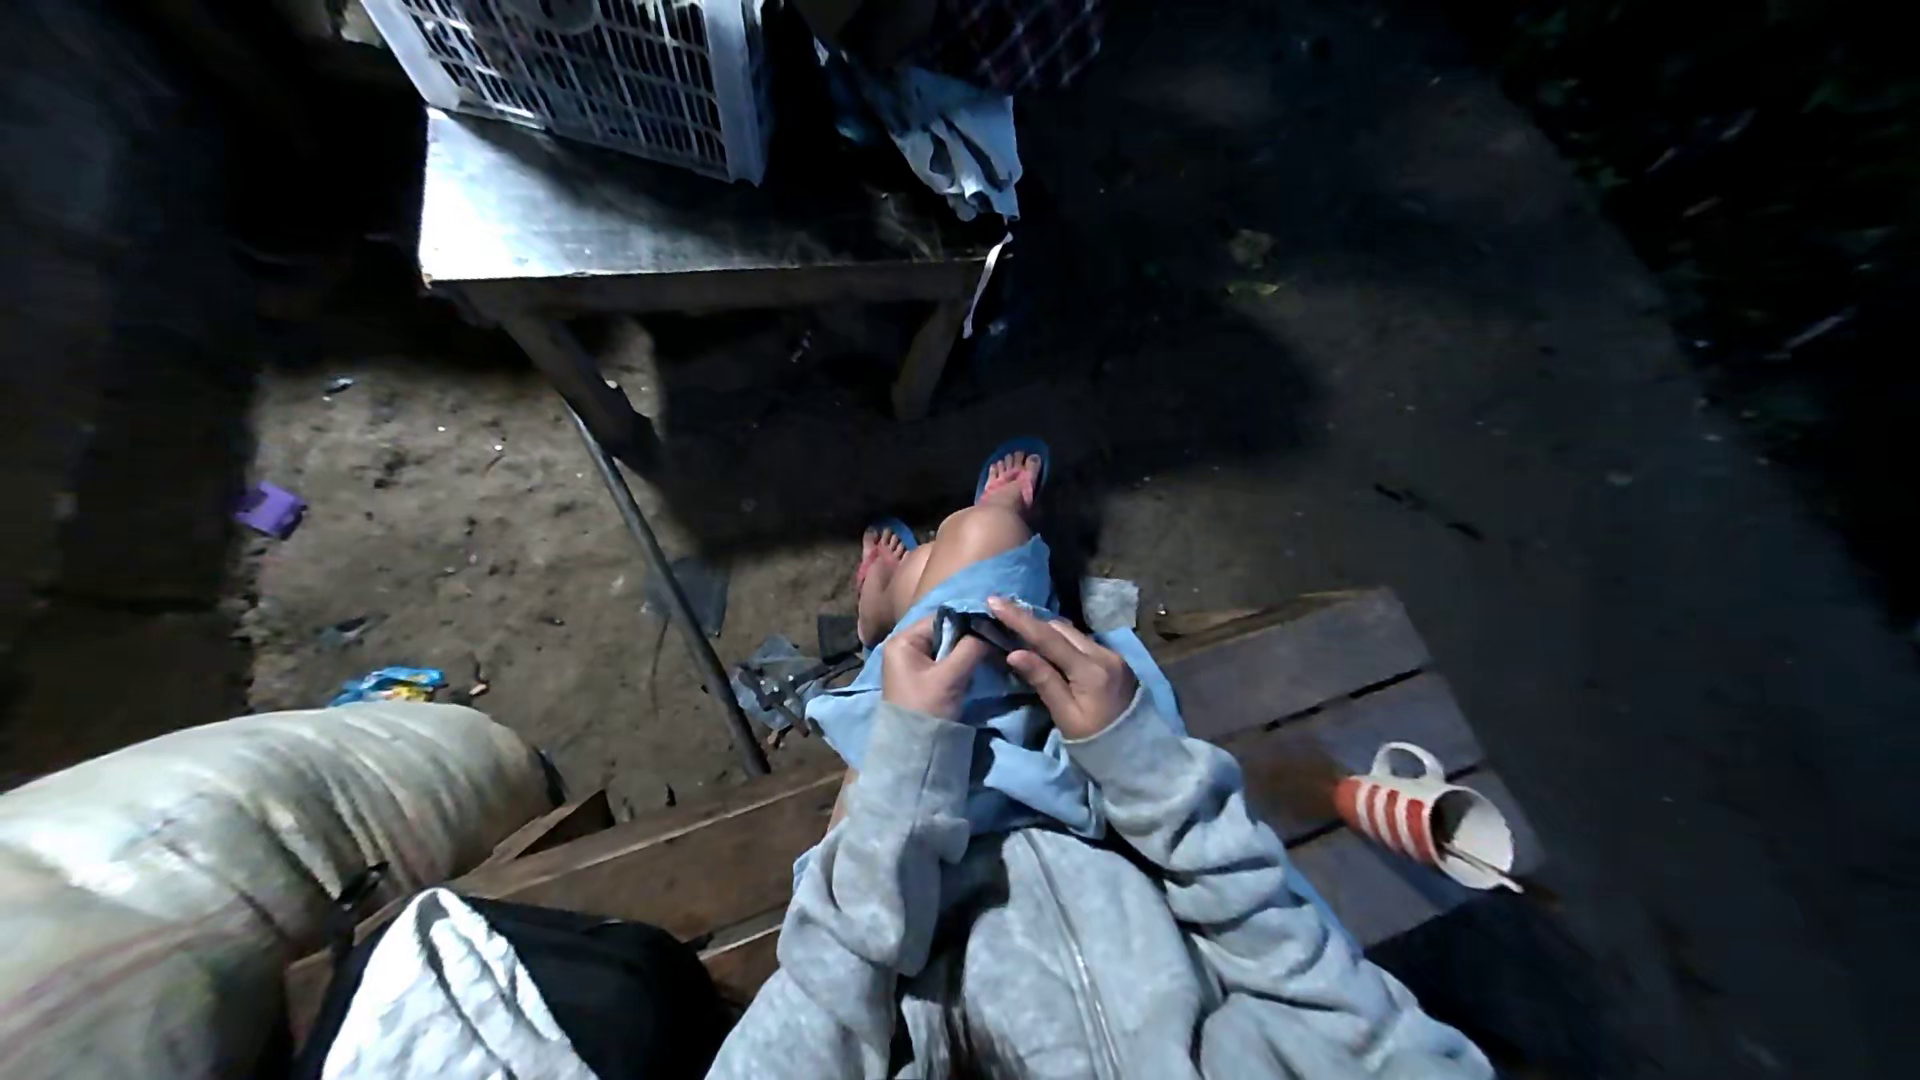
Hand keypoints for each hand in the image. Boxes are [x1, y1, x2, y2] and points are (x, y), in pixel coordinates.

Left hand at [882, 615, 993, 718]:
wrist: (913, 752)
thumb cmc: (926, 709)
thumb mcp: (949, 677)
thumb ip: (970, 648)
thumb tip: (990, 630)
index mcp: (904, 641)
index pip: (941, 618)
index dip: (968, 618)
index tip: (995, 623)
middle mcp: (906, 646)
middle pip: (945, 631)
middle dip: (970, 635)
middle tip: (997, 638)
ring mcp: (914, 663)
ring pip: (948, 646)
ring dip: (969, 649)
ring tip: (993, 650)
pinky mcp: (924, 678)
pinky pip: (947, 661)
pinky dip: (963, 662)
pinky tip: (981, 663)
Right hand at [988, 596, 1137, 738]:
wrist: (1137, 754)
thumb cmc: (1096, 742)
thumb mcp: (1066, 715)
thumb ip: (1043, 680)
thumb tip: (1015, 653)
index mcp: (1090, 670)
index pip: (1048, 637)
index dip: (1019, 619)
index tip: (995, 601)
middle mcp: (1104, 654)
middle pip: (1061, 628)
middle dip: (1032, 621)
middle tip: (1004, 615)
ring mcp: (1112, 655)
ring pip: (1072, 632)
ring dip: (1047, 630)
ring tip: (1021, 628)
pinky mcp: (1115, 660)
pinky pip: (1082, 641)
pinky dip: (1062, 640)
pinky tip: (1048, 646)